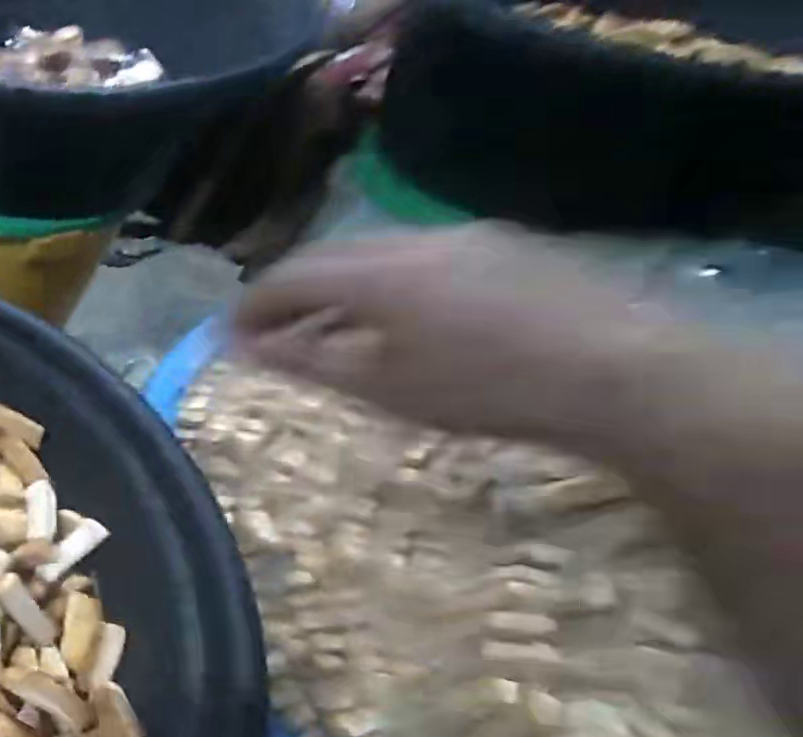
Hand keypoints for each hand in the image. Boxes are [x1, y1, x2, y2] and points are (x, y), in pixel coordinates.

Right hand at [229, 225, 686, 453]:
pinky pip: (408, 253)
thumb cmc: (478, 392)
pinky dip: (370, 283)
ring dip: (326, 288)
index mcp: (377, 276)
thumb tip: (240, 347)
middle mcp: (413, 240)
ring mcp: (461, 236)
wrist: (621, 375)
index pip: (286, 277)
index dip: (247, 308)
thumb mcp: (373, 385)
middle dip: (282, 294)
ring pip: (366, 251)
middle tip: (262, 336)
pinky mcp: (497, 244)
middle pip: (322, 256)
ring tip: (314, 332)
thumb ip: (300, 359)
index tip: (225, 340)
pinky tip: (376, 319)